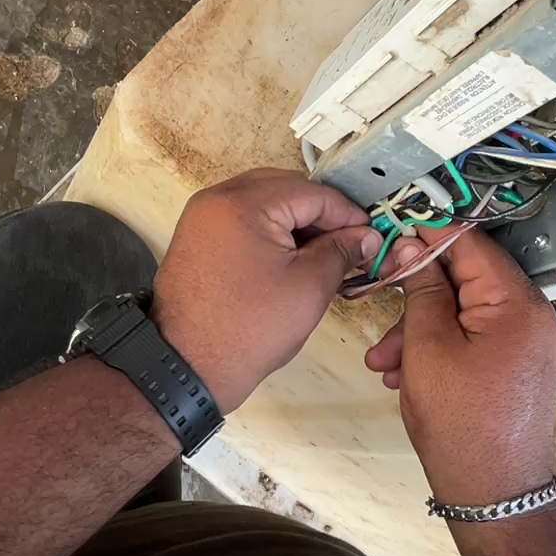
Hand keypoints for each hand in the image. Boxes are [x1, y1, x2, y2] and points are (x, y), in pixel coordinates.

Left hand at [152, 168, 379, 410]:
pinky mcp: (198, 234)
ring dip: (296, 219)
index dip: (347, 213)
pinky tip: (291, 255)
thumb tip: (365, 235)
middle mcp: (218, 198)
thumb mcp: (309, 287)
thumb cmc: (247, 330)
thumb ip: (341, 251)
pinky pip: (244, 216)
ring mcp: (203, 215)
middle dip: (321, 213)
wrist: (185, 367)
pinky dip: (270, 228)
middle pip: (286, 188)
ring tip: (323, 252)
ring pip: (264, 200)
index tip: (370, 234)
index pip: (311, 193)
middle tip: (349, 242)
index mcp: (244, 203)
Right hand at [364, 226, 555, 505]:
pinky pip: (471, 338)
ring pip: (461, 312)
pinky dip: (437, 348)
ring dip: (418, 328)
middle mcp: (529, 314)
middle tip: (377, 302)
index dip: (428, 232)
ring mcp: (524, 341)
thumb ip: (420, 288)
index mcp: (516, 302)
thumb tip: (410, 246)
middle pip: (463, 279)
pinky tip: (402, 373)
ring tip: (382, 362)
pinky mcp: (514, 364)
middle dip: (415, 294)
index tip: (390, 230)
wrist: (495, 498)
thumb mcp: (428, 346)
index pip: (470, 243)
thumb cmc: (459, 419)